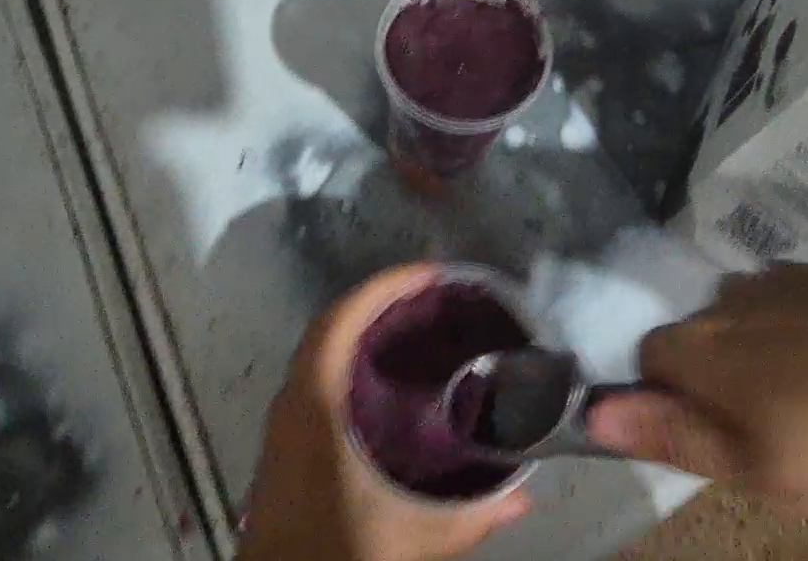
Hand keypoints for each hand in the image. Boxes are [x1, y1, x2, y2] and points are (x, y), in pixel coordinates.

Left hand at [238, 264, 531, 560]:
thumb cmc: (337, 550)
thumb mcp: (411, 536)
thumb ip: (472, 515)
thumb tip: (522, 496)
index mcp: (316, 401)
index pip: (344, 316)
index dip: (387, 284)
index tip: (432, 274)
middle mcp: (294, 396)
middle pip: (335, 322)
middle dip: (384, 298)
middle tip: (436, 296)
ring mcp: (284, 416)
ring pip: (324, 346)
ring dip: (366, 325)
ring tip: (419, 324)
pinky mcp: (285, 436)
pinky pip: (319, 370)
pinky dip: (352, 354)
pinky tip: (387, 375)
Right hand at [585, 263, 807, 534]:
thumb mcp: (759, 471)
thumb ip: (671, 434)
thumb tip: (592, 412)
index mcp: (700, 345)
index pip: (649, 361)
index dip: (675, 403)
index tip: (722, 442)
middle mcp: (729, 295)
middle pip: (702, 336)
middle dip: (723, 378)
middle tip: (780, 435)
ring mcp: (788, 277)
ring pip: (752, 317)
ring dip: (768, 352)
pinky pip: (800, 301)